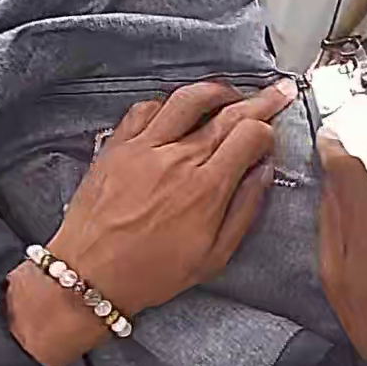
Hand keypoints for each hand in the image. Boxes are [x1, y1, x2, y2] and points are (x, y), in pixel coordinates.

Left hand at [10, 79, 293, 365]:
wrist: (90, 276)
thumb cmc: (152, 273)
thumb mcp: (214, 257)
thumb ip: (244, 210)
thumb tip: (263, 173)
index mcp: (207, 188)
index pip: (250, 134)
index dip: (269, 127)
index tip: (272, 132)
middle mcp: (178, 159)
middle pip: (228, 113)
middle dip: (259, 100)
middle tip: (276, 91)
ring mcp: (145, 148)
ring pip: (188, 98)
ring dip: (216, 90)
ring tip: (230, 93)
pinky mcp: (118, 146)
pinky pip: (146, 108)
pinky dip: (168, 102)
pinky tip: (177, 110)